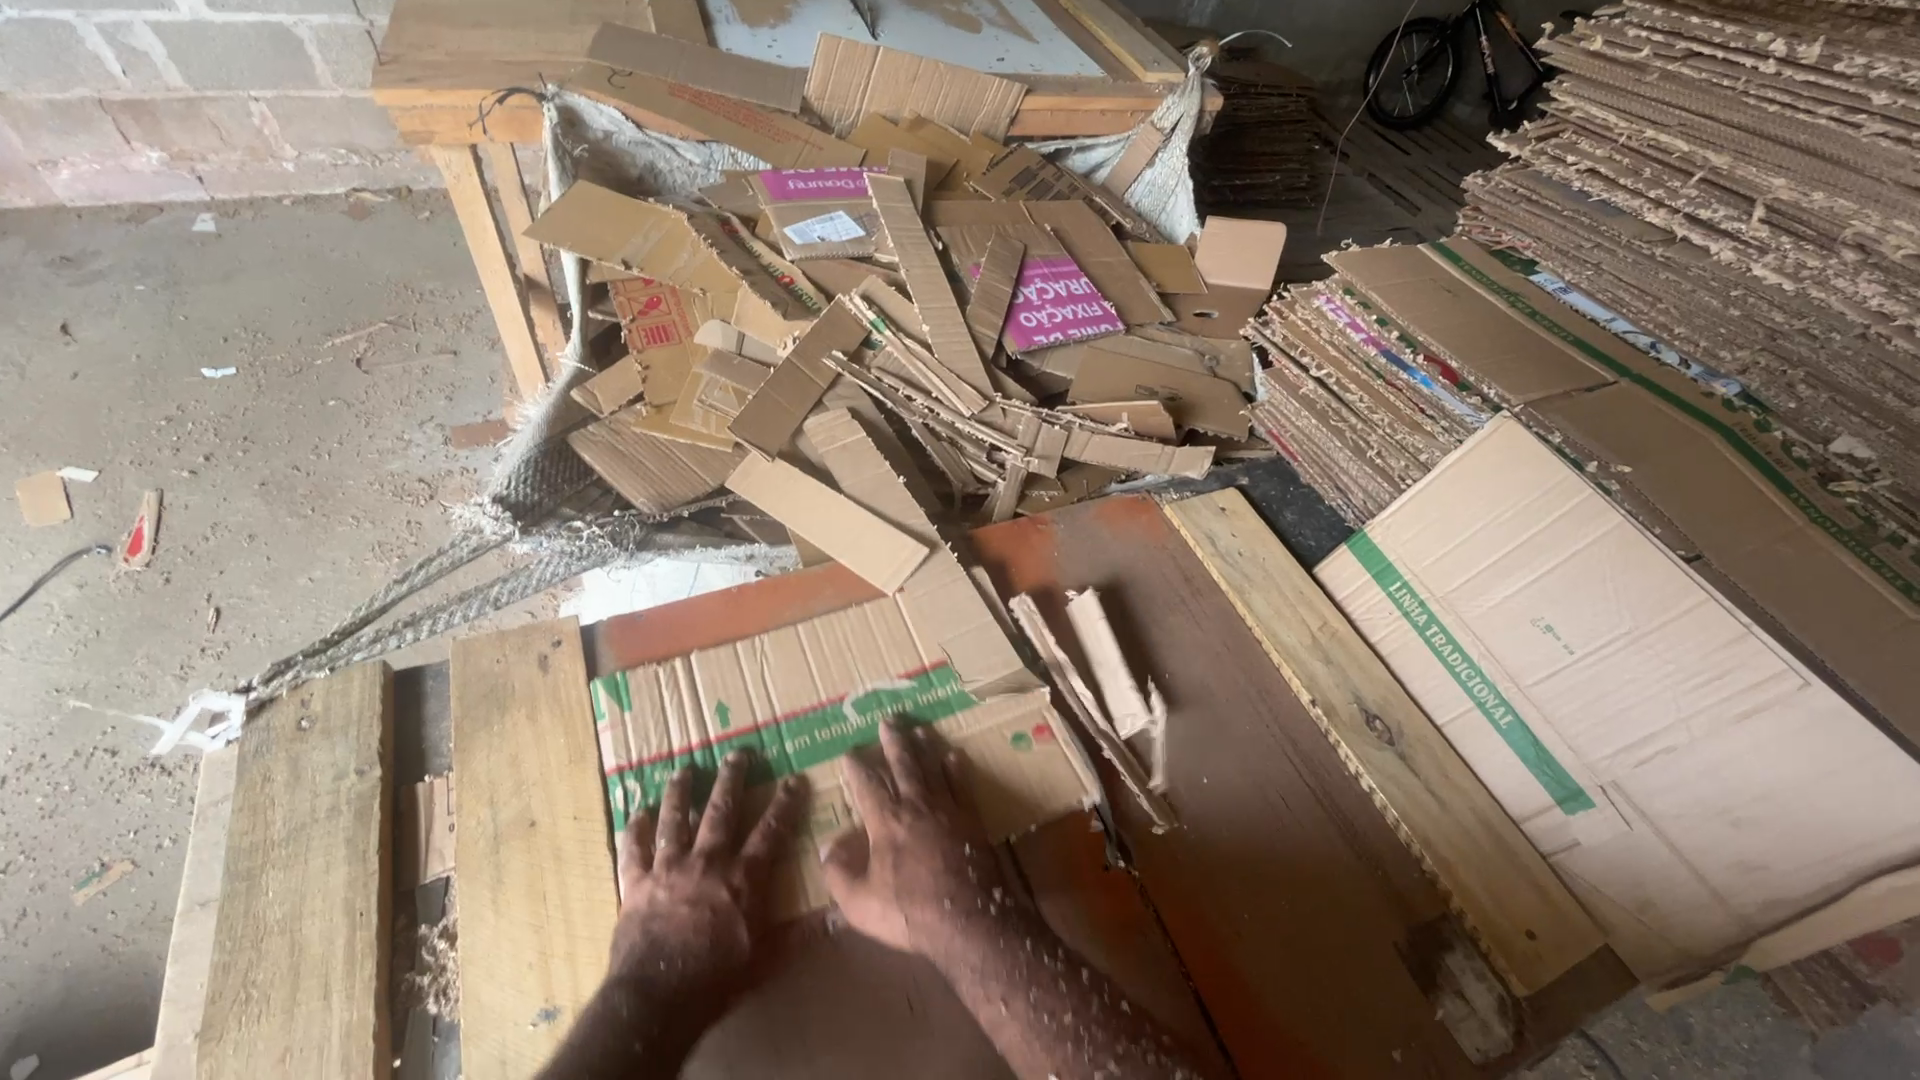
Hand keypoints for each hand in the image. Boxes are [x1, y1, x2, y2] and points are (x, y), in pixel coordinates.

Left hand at [611, 750, 806, 1006]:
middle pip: (722, 811)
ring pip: (675, 820)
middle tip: (738, 753)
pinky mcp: (636, 885)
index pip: (771, 831)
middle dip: (732, 779)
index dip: (785, 803)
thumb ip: (801, 933)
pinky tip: (637, 812)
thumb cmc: (717, 979)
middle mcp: (707, 862)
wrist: (657, 999)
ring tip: (684, 770)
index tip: (794, 778)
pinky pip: (634, 850)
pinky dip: (635, 830)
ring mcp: (668, 870)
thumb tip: (841, 917)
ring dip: (681, 793)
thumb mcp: (767, 958)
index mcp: (743, 878)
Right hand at [820, 719, 1007, 957]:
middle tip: (887, 720)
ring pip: (932, 767)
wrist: (969, 919)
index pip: (867, 785)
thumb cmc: (910, 912)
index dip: (856, 767)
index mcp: (886, 821)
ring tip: (918, 729)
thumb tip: (827, 845)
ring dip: (923, 747)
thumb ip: (839, 872)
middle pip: (902, 765)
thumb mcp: (859, 901)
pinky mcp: (970, 819)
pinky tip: (954, 756)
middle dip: (892, 742)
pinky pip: (961, 784)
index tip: (848, 751)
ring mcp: (946, 809)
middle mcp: (916, 806)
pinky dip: (956, 768)